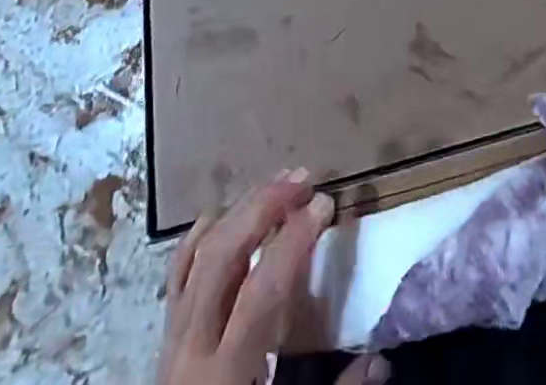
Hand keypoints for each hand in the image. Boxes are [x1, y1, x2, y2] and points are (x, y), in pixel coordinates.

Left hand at [158, 170, 387, 384]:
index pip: (262, 289)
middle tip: (302, 180)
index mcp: (226, 374)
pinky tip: (218, 216)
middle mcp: (191, 350)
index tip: (325, 205)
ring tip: (274, 185)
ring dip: (238, 214)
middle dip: (263, 210)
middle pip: (223, 258)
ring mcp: (171, 343)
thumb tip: (381, 362)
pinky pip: (174, 280)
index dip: (294, 241)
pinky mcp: (165, 343)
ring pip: (197, 260)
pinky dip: (196, 241)